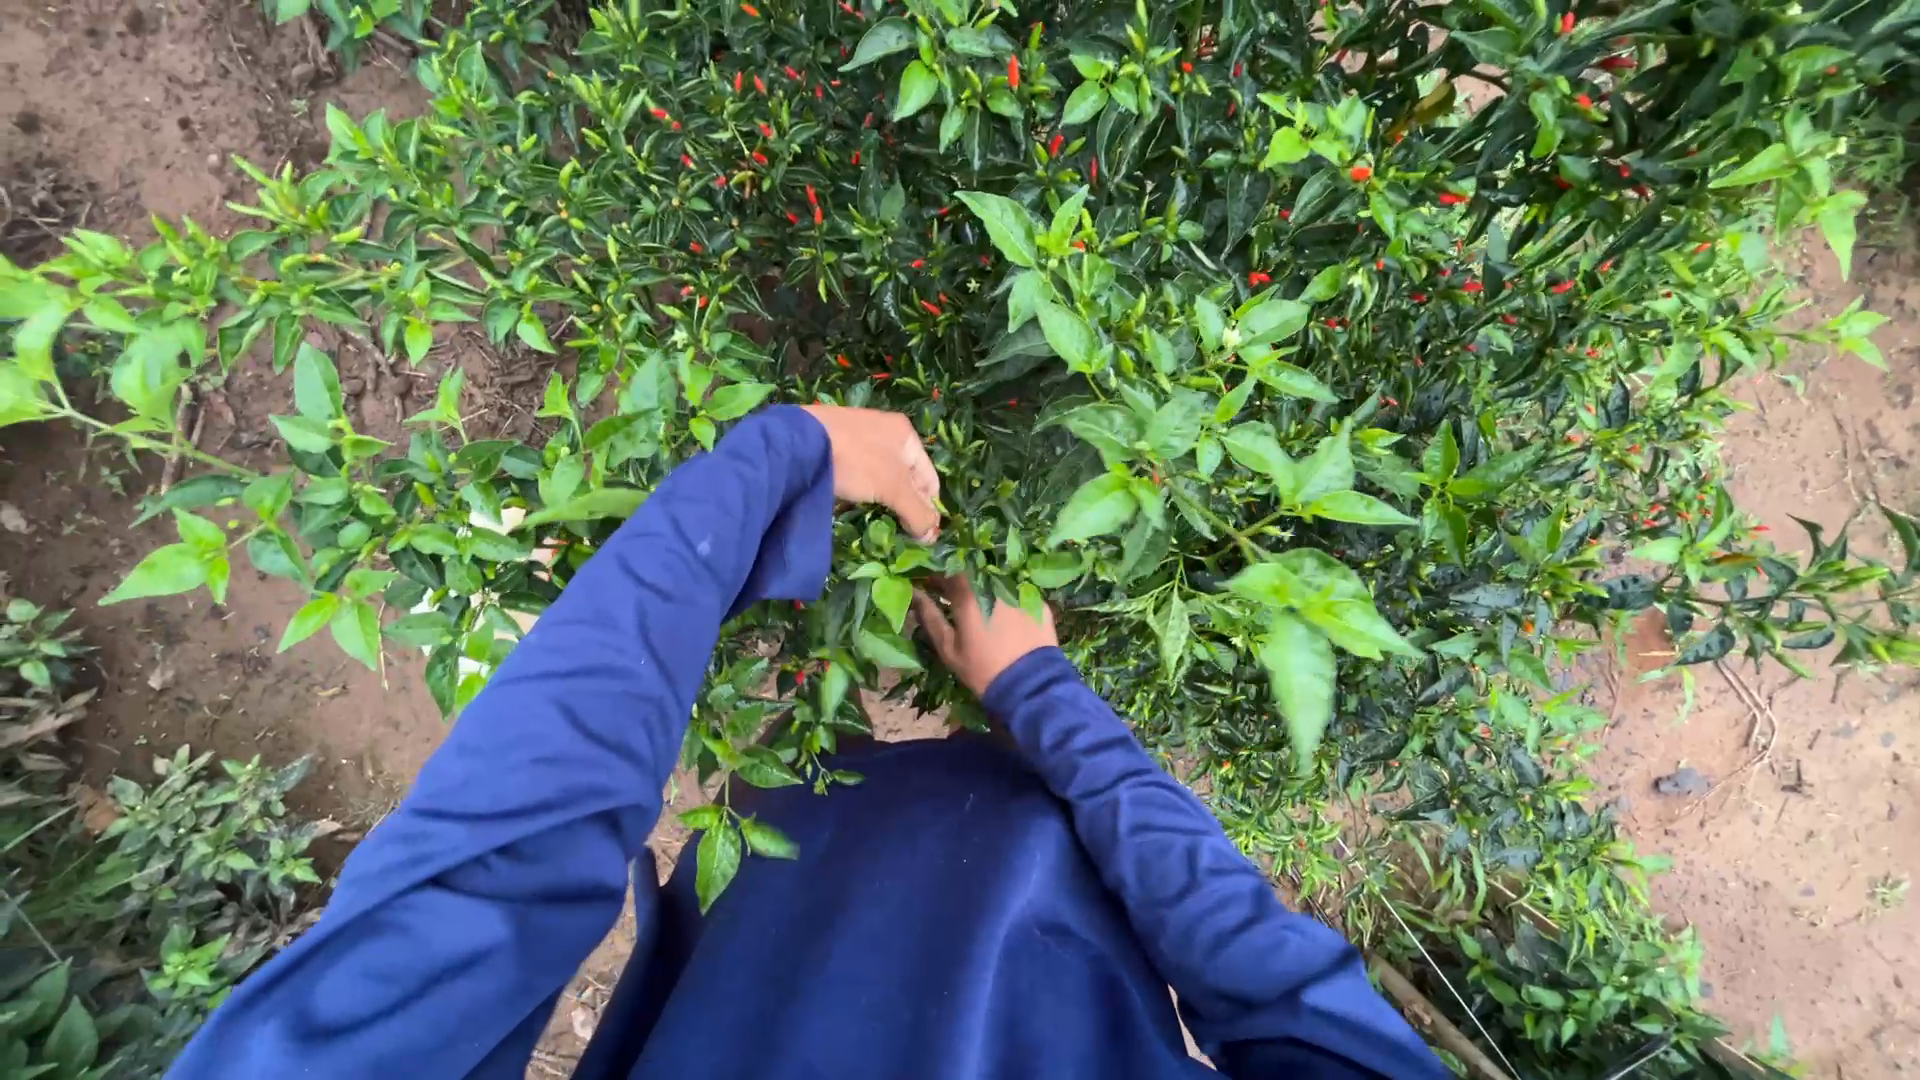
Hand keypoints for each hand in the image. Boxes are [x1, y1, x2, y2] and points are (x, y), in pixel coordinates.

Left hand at [799, 404, 940, 540]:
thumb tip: (932, 537)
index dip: (928, 509)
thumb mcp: (893, 488)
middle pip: (905, 479)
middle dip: (903, 506)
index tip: (920, 535)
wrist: (799, 443)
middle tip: (897, 531)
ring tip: (874, 520)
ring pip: (879, 478)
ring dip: (879, 501)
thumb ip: (917, 512)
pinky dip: (857, 492)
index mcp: (905, 435)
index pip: (929, 479)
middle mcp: (884, 432)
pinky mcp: (833, 448)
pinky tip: (850, 505)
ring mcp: (857, 438)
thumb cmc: (856, 461)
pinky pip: (856, 476)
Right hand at [912, 575, 1057, 697]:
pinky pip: (1015, 591)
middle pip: (972, 570)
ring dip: (982, 585)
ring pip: (995, 578)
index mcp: (969, 593)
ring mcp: (1019, 590)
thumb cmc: (982, 669)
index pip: (946, 569)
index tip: (928, 581)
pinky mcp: (1037, 601)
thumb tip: (915, 594)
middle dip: (959, 577)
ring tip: (978, 602)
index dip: (935, 573)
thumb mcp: (949, 648)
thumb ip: (930, 617)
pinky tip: (1003, 611)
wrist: (1031, 686)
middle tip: (952, 592)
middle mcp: (994, 584)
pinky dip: (1005, 596)